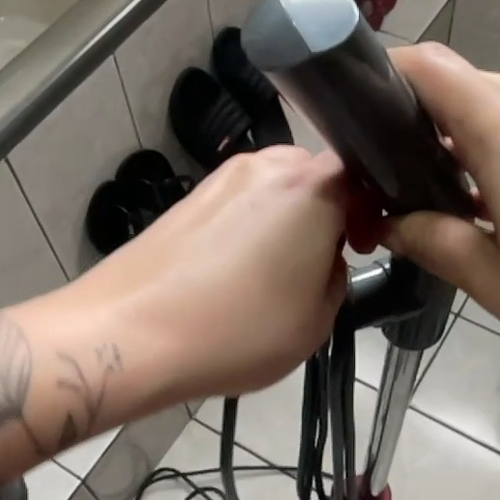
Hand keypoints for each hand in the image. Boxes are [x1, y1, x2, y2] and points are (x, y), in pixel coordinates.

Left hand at [70, 145, 350, 401]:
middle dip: (325, 215)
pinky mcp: (187, 198)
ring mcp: (221, 178)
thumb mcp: (316, 322)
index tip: (361, 249)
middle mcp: (267, 166)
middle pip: (315, 178)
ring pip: (274, 191)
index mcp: (311, 187)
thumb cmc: (236, 330)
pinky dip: (247, 230)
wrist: (129, 334)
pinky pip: (237, 204)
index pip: (362, 177)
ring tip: (269, 278)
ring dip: (284, 223)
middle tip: (315, 268)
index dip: (370, 214)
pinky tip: (232, 275)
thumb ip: (336, 278)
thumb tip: (323, 260)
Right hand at [378, 44, 499, 410]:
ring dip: (471, 139)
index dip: (389, 73)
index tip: (358, 108)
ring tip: (449, 197)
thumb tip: (397, 225)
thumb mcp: (493, 281)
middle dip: (427, 119)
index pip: (435, 68)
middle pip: (472, 86)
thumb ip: (433, 240)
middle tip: (398, 175)